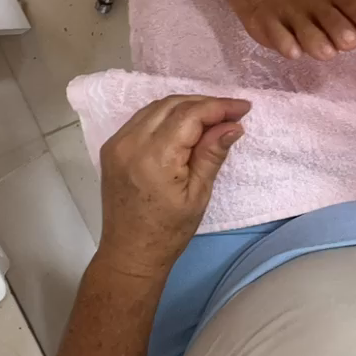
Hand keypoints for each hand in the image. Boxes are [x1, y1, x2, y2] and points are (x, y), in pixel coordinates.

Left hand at [96, 95, 250, 277]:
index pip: (189, 115)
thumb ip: (212, 154)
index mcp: (154, 158)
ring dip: (186, 106)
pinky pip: (142, 118)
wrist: (130, 251)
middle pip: (173, 105)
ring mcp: (117, 143)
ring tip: (213, 117)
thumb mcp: (198, 194)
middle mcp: (131, 143)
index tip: (243, 108)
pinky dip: (166, 115)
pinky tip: (185, 124)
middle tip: (232, 113)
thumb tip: (233, 125)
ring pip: (156, 107)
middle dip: (205, 104)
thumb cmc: (169, 231)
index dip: (218, 106)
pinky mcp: (112, 146)